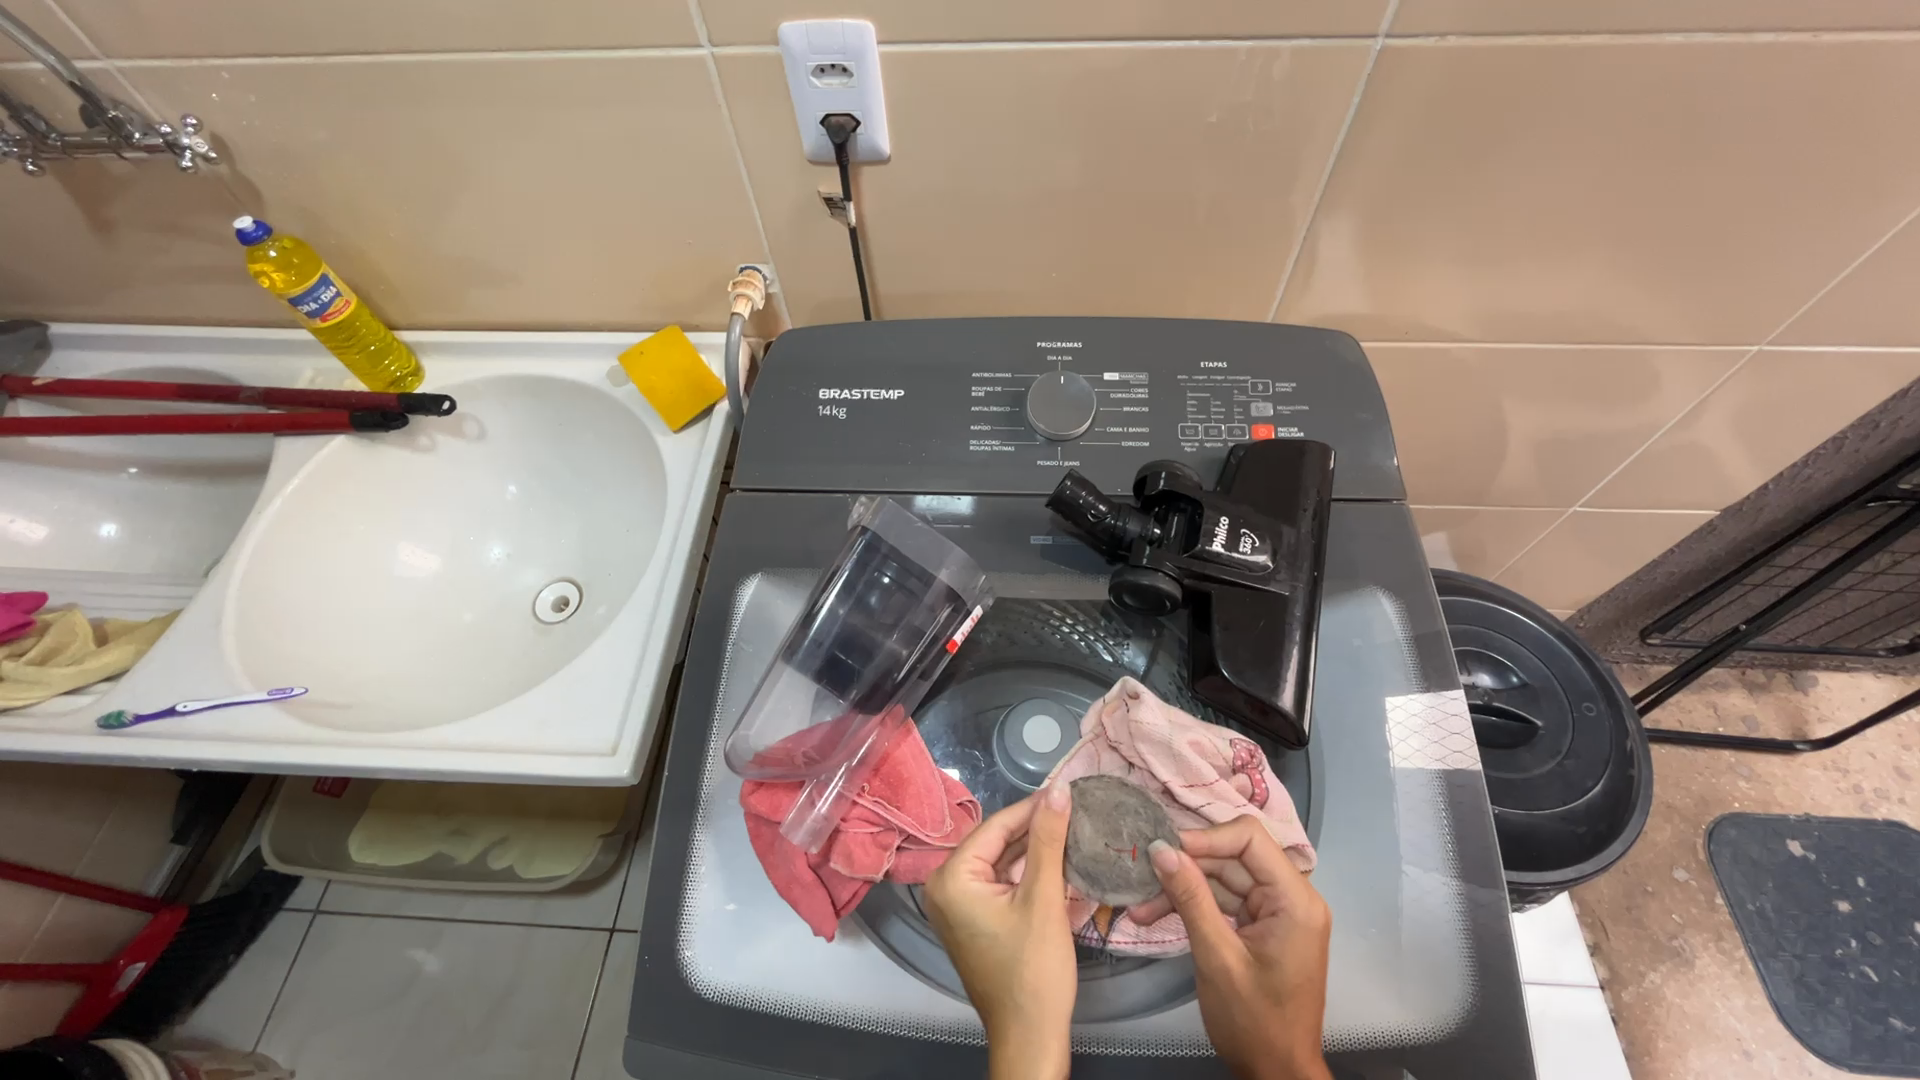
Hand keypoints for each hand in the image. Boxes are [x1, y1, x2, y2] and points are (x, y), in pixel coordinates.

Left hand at [923, 780, 1077, 1079]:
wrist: (1029, 1037)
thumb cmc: (1033, 971)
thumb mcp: (1044, 899)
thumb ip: (1049, 840)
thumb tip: (1059, 790)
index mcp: (952, 878)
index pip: (996, 826)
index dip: (1033, 807)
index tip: (1066, 789)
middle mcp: (945, 886)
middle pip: (996, 841)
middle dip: (1035, 828)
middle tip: (1073, 807)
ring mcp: (958, 904)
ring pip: (1001, 860)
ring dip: (1034, 849)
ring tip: (1071, 827)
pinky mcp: (974, 918)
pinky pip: (1000, 882)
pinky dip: (1028, 872)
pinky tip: (1058, 858)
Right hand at [1128, 816, 1332, 1079]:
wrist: (1277, 1076)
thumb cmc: (1255, 1022)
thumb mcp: (1217, 957)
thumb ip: (1191, 898)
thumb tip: (1160, 849)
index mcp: (1295, 900)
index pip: (1249, 839)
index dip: (1205, 838)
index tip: (1165, 850)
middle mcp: (1291, 897)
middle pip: (1231, 858)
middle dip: (1186, 868)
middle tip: (1142, 877)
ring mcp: (1275, 912)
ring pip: (1221, 879)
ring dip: (1181, 889)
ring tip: (1140, 907)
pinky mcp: (1260, 926)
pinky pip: (1222, 901)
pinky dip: (1192, 906)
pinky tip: (1156, 914)